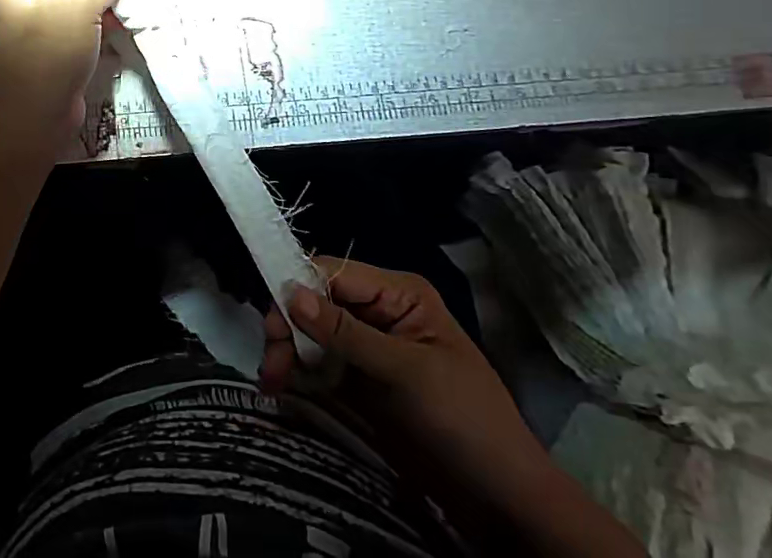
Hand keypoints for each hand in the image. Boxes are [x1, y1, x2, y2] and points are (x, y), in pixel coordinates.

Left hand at [0, 0, 133, 157]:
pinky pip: (75, 26)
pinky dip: (97, 23)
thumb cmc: (47, 53)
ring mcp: (30, 26)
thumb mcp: (80, 7)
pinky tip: (121, 23)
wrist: (31, 119)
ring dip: (103, 2)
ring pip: (73, 3)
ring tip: (133, 2)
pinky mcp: (46, 50)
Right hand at [261, 258, 532, 481]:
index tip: (273, 327)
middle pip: (311, 300)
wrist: (499, 497)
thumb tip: (290, 293)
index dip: (296, 290)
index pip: (331, 273)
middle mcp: (376, 308)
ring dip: (285, 352)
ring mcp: (363, 342)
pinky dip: (294, 370)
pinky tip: (282, 388)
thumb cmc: (466, 421)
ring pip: (306, 330)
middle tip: (272, 365)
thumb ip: (346, 333)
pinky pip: (313, 359)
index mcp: (397, 293)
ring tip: (273, 383)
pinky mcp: (354, 374)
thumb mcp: (406, 373)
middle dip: (287, 328)